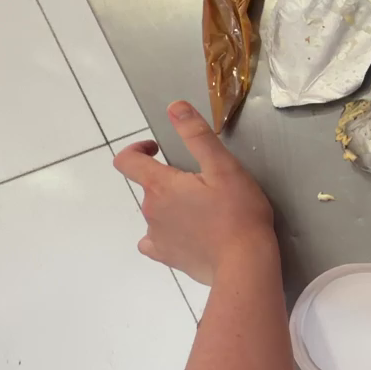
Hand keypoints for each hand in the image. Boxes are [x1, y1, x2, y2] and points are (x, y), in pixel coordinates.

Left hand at [113, 102, 275, 285]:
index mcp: (161, 185)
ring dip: (173, 209)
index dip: (137, 150)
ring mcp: (155, 235)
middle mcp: (149, 209)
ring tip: (206, 214)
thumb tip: (174, 107)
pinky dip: (168, 235)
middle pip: (149, 188)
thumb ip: (198, 137)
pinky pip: (156, 242)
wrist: (243, 262)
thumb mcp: (226, 169)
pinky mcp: (166, 256)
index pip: (127, 161)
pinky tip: (189, 237)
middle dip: (171, 183)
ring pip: (156, 214)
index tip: (158, 150)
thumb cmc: (239, 213)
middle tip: (207, 188)